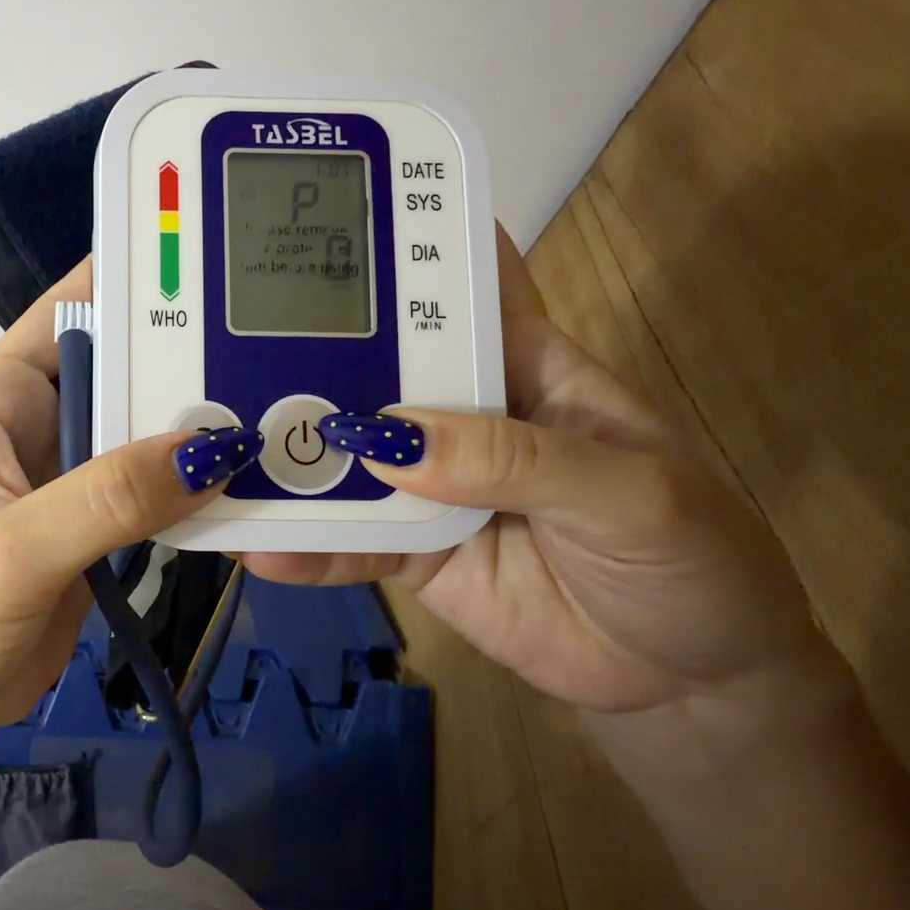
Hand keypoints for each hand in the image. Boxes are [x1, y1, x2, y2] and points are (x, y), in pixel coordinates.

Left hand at [0, 260, 247, 765]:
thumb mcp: (17, 551)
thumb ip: (109, 496)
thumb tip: (216, 446)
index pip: (66, 314)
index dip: (130, 278)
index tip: (213, 255)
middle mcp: (34, 426)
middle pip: (120, 370)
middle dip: (185, 359)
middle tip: (281, 343)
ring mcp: (66, 480)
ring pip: (141, 432)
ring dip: (196, 426)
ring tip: (287, 404)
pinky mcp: (91, 529)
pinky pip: (151, 490)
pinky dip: (193, 485)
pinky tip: (251, 479)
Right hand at [243, 228, 825, 713]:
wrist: (685, 686)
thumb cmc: (693, 562)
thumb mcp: (631, 495)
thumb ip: (515, 459)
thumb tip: (386, 439)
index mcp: (521, 365)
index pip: (452, 288)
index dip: (392, 253)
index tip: (306, 224)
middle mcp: (461, 412)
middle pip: (372, 372)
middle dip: (302, 358)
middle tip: (216, 347)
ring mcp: (426, 481)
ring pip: (345, 456)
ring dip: (288, 455)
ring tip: (219, 451)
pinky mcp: (408, 546)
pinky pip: (347, 538)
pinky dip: (305, 543)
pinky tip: (260, 544)